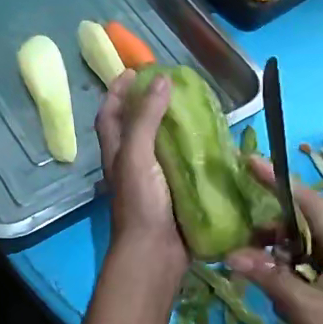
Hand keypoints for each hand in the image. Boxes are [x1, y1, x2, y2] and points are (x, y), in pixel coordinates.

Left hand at [94, 69, 183, 271]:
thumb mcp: (137, 154)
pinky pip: (184, 165)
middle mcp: (132, 163)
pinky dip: (194, 151)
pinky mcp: (175, 193)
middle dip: (148, 104)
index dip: (117, 91)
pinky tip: (213, 142)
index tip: (134, 70)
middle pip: (135, 127)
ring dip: (174, 126)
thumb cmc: (141, 202)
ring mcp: (154, 179)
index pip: (109, 114)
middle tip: (173, 85)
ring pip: (161, 145)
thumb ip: (146, 118)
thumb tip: (161, 79)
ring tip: (197, 107)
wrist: (156, 253)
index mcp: (117, 152)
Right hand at [226, 157, 322, 323]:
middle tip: (245, 241)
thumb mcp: (305, 311)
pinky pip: (316, 254)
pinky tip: (280, 282)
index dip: (279, 182)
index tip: (251, 162)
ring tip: (259, 266)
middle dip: (275, 226)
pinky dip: (294, 261)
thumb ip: (270, 277)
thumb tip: (232, 255)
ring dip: (282, 247)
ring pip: (310, 237)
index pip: (310, 203)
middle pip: (308, 219)